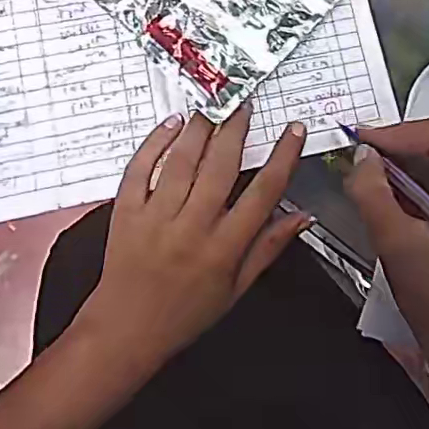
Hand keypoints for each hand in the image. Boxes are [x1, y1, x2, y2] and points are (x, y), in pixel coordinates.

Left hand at [71, 103, 310, 370]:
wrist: (127, 327)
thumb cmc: (186, 311)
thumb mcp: (236, 288)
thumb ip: (268, 248)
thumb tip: (302, 216)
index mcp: (224, 247)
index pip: (263, 192)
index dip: (283, 156)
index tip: (294, 130)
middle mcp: (193, 227)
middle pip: (221, 166)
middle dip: (237, 128)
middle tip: (246, 102)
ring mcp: (156, 216)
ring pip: (182, 160)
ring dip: (199, 127)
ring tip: (213, 103)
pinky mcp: (127, 211)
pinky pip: (141, 168)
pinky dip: (155, 142)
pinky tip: (170, 124)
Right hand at [345, 118, 428, 277]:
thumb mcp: (397, 244)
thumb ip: (373, 193)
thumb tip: (361, 157)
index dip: (397, 134)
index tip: (362, 139)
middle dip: (395, 145)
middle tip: (358, 150)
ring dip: (396, 160)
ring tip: (363, 167)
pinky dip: (403, 177)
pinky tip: (378, 184)